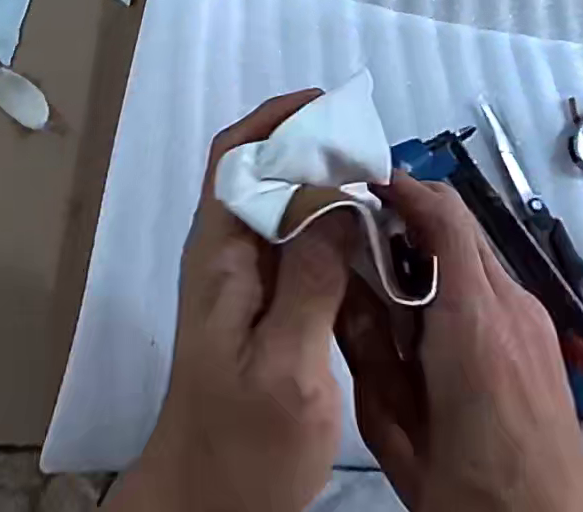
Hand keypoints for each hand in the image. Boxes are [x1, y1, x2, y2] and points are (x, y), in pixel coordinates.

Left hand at [105, 90, 350, 511]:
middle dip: (306, 143)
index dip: (275, 121)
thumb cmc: (242, 445)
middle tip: (365, 146)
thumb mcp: (285, 366)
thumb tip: (336, 199)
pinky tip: (365, 229)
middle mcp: (227, 251)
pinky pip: (297, 236)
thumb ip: (309, 280)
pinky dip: (329, 218)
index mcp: (220, 254)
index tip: (327, 109)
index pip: (235, 157)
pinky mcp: (264, 296)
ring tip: (372, 177)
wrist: (209, 501)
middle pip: (259, 169)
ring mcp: (244, 274)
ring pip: (280, 200)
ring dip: (320, 178)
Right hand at [336, 171, 582, 511]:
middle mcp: (510, 302)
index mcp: (472, 321)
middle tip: (368, 219)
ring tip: (392, 262)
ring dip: (433, 238)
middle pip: (461, 220)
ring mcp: (532, 312)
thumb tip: (343, 285)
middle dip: (413, 207)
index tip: (368, 181)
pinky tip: (430, 304)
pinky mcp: (541, 327)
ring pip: (475, 244)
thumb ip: (365, 349)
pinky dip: (455, 267)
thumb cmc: (465, 488)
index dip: (405, 188)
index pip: (445, 218)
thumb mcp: (393, 426)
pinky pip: (490, 275)